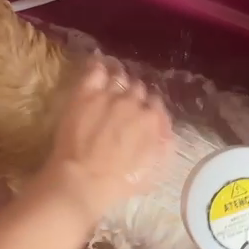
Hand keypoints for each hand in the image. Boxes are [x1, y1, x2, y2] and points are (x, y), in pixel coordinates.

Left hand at [35, 61, 173, 219]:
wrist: (83, 180)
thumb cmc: (119, 183)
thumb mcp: (153, 171)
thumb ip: (163, 146)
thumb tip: (165, 131)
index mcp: (152, 119)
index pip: (155, 104)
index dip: (147, 110)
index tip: (140, 116)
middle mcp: (134, 102)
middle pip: (136, 89)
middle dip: (132, 96)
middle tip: (123, 106)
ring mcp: (109, 95)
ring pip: (118, 78)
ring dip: (117, 81)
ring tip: (111, 86)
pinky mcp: (85, 93)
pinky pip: (95, 71)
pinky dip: (98, 67)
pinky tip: (98, 66)